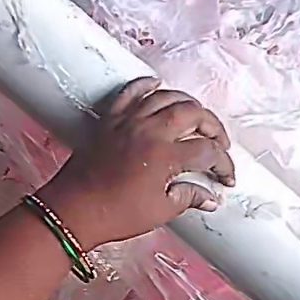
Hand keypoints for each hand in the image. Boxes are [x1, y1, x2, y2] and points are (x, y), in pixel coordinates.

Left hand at [40, 77, 235, 247]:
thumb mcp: (160, 211)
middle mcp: (150, 130)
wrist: (73, 210)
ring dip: (188, 105)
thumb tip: (210, 197)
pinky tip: (158, 86)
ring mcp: (129, 121)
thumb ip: (189, 198)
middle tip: (219, 145)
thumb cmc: (116, 215)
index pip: (208, 151)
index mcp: (166, 156)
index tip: (226, 178)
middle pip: (194, 114)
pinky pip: (131, 92)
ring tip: (198, 119)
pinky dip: (147, 85)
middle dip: (214, 128)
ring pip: (167, 97)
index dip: (223, 165)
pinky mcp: (110, 119)